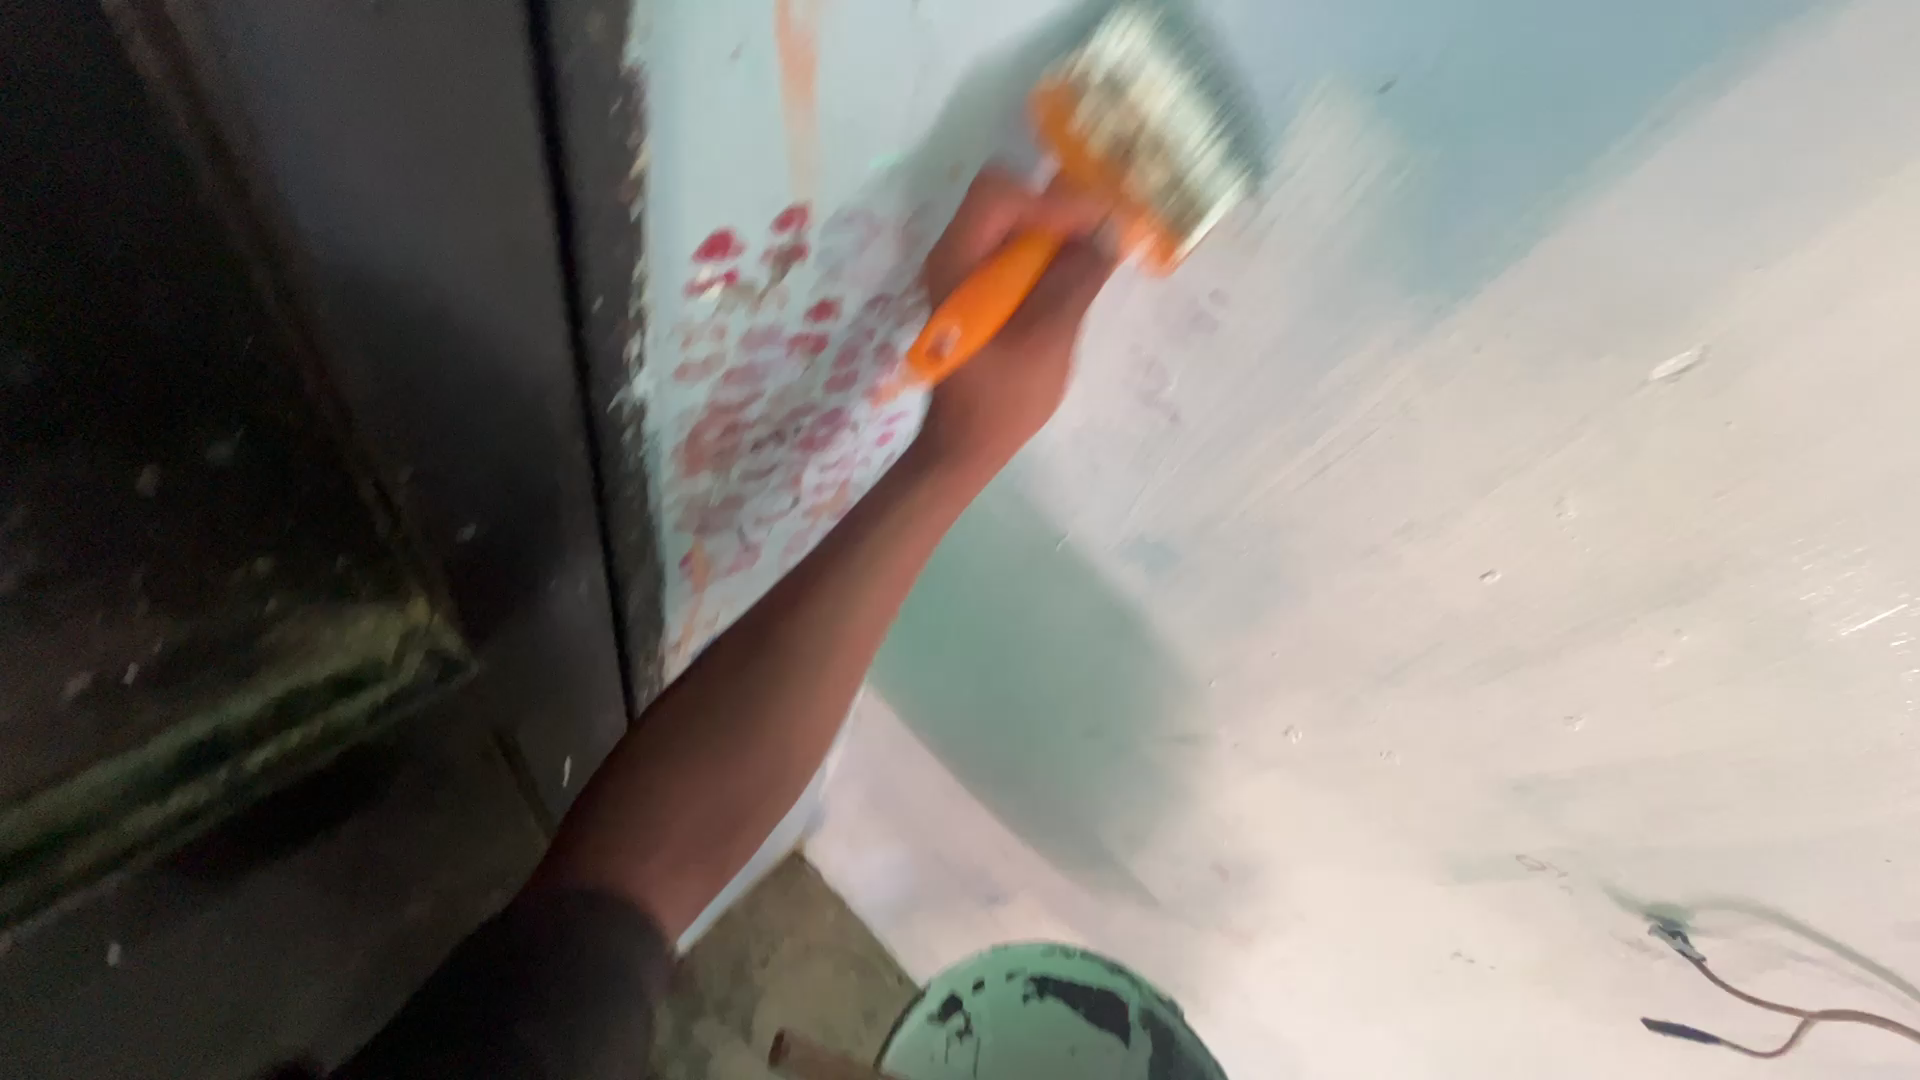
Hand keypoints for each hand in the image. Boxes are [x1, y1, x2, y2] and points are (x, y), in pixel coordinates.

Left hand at [910, 165, 1116, 481]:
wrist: (965, 445)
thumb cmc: (1002, 400)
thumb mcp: (1046, 341)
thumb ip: (1075, 280)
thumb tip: (1110, 229)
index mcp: (955, 264)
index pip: (1000, 195)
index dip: (1052, 202)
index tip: (1099, 225)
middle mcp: (951, 257)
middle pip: (1007, 203)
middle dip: (1059, 213)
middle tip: (1104, 237)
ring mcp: (962, 275)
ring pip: (1013, 227)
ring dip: (1057, 236)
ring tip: (1097, 258)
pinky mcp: (977, 294)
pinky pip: (1013, 254)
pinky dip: (1046, 258)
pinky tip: (1075, 280)